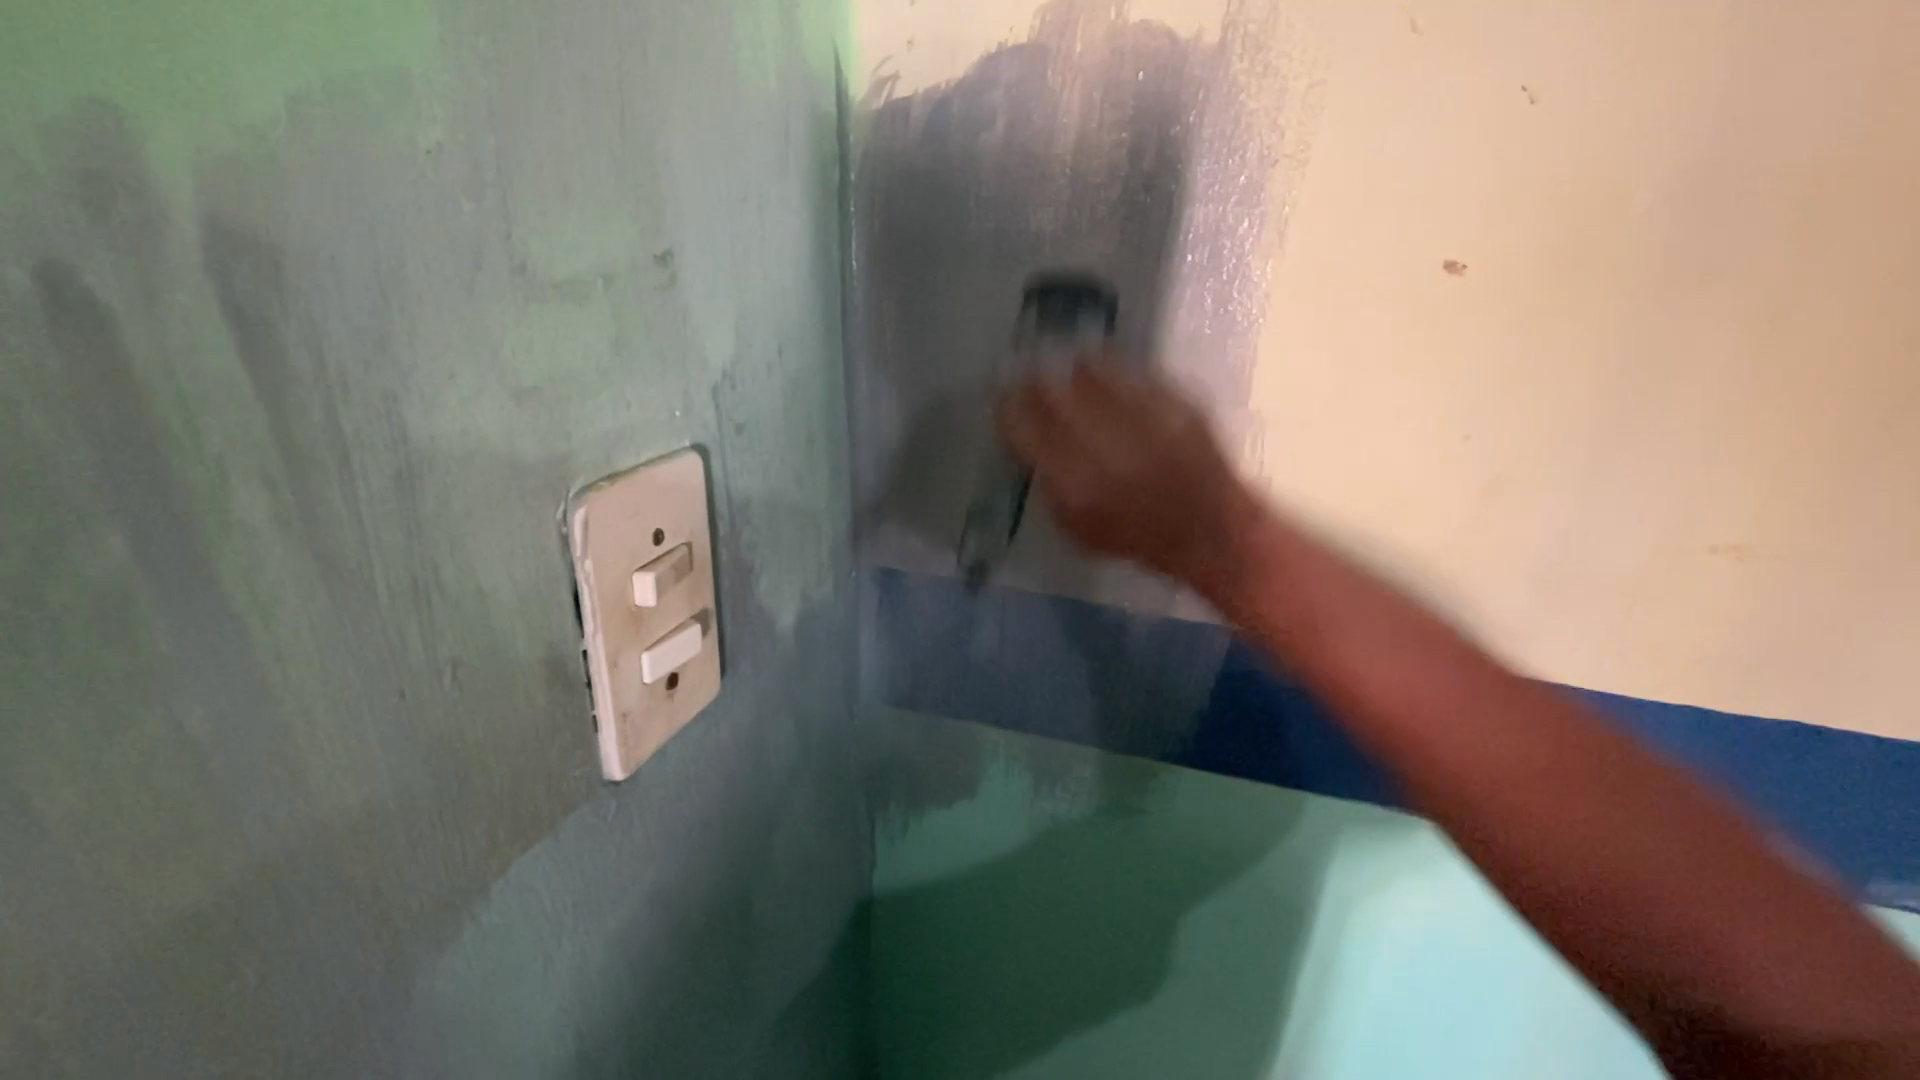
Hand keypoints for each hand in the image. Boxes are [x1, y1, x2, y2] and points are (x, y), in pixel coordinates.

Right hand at [998, 360, 1258, 583]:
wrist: (1208, 531)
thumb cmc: (1135, 537)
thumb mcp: (1076, 527)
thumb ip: (1050, 486)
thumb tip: (1031, 451)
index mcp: (1072, 480)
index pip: (1024, 430)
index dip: (1008, 407)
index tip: (1003, 395)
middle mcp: (1104, 446)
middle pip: (1054, 395)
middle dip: (1036, 380)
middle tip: (1030, 372)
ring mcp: (1143, 421)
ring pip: (1093, 377)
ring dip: (1072, 367)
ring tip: (1065, 362)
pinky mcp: (1174, 404)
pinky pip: (1133, 376)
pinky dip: (1115, 370)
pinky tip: (1106, 366)